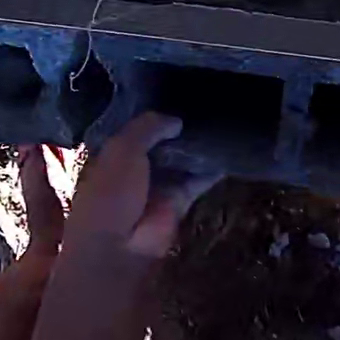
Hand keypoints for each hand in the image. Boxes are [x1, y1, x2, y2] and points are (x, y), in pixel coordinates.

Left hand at [62, 112, 217, 259]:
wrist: (117, 246)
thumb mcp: (122, 149)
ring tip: (223, 121)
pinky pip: (197, 180)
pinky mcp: (178, 202)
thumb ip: (147, 128)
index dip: (153, 112)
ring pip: (181, 160)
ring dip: (198, 147)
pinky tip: (228, 150)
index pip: (135, 127)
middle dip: (179, 128)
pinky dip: (211, 169)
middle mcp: (135, 166)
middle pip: (162, 142)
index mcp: (113, 152)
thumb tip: (176, 119)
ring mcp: (157, 185)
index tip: (176, 92)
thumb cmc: (110, 192)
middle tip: (207, 103)